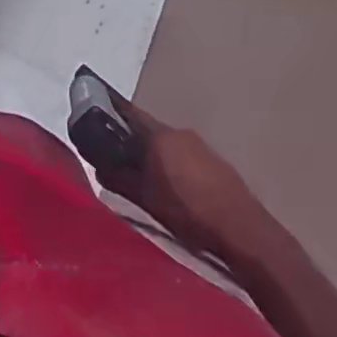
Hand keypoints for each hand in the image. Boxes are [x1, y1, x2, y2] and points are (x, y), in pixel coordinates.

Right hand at [94, 101, 276, 261]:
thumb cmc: (188, 213)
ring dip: (153, 154)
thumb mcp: (147, 200)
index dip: (112, 111)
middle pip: (148, 129)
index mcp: (160, 136)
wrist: (240, 227)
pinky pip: (183, 153)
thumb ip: (120, 180)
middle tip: (115, 155)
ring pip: (166, 143)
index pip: (130, 113)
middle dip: (131, 139)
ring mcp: (199, 144)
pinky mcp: (213, 159)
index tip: (96, 109)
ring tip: (142, 176)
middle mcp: (179, 132)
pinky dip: (171, 162)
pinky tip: (171, 185)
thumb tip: (99, 167)